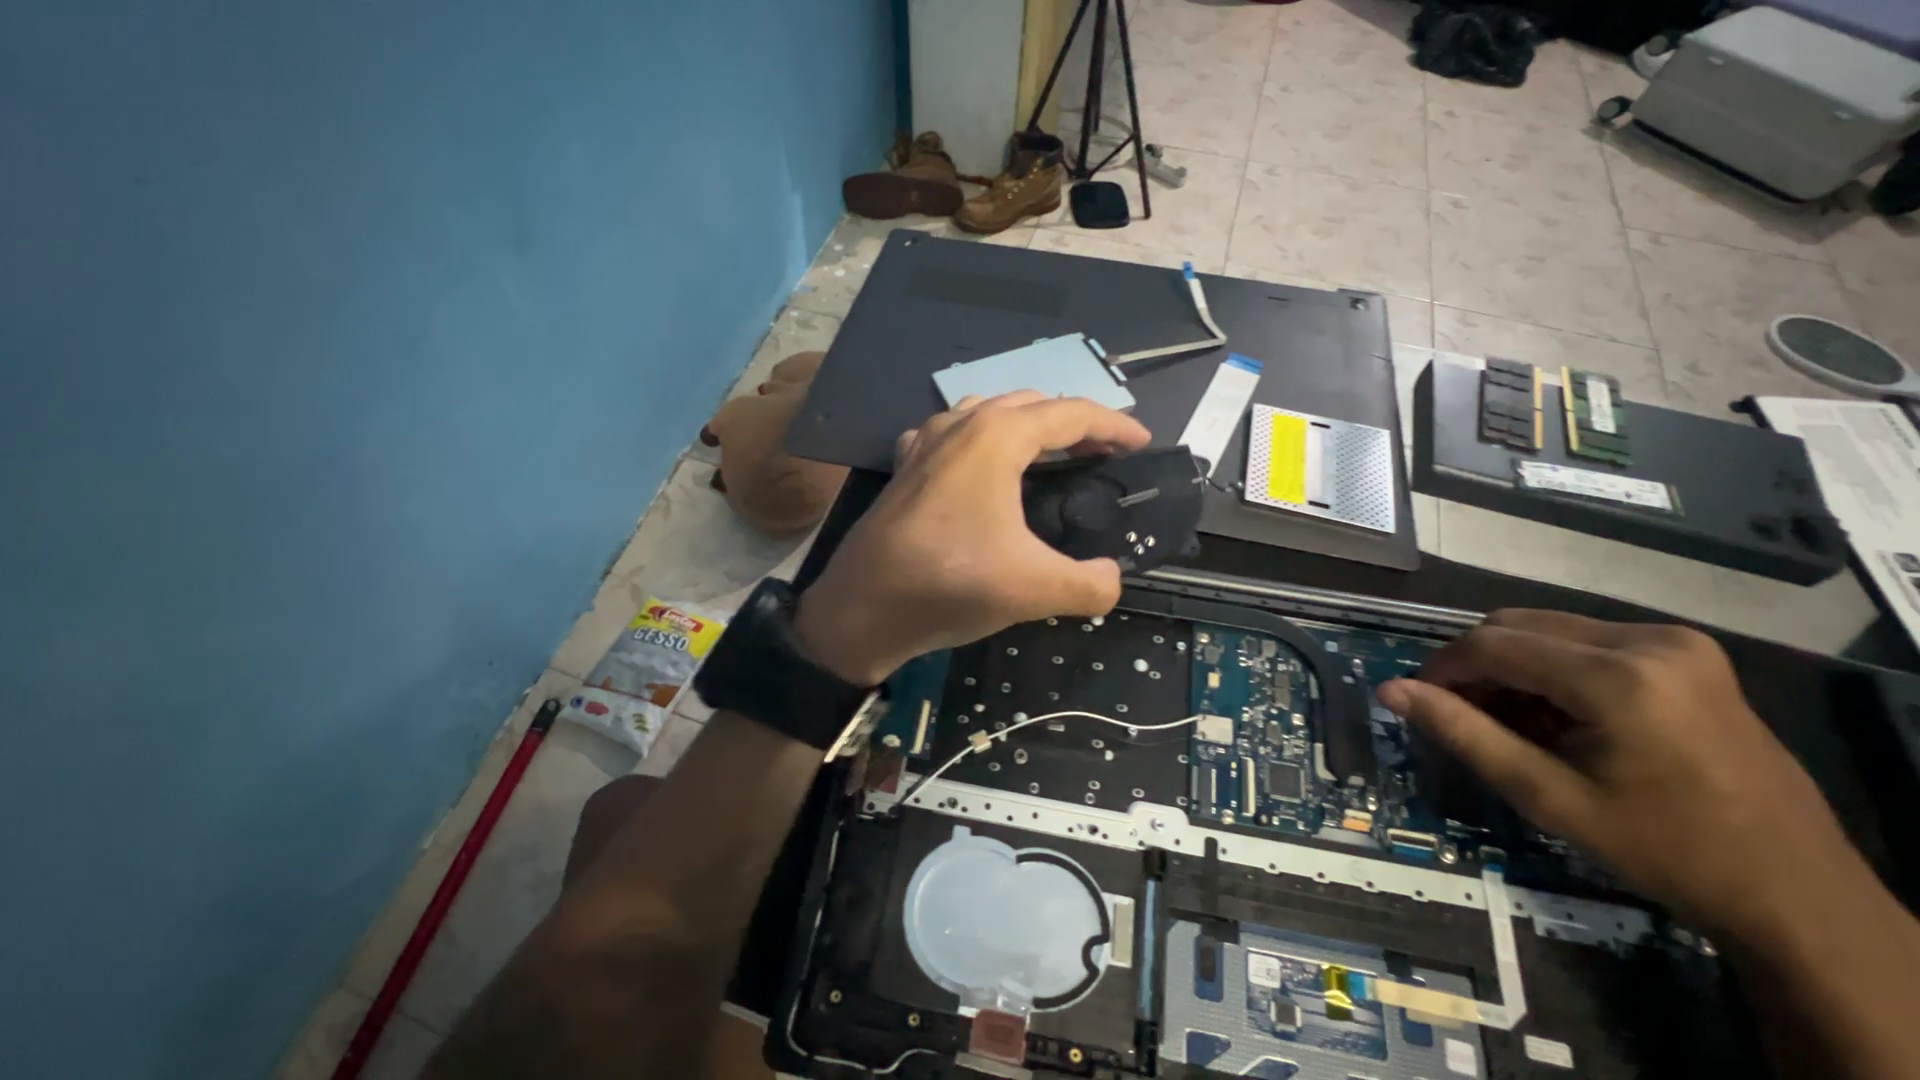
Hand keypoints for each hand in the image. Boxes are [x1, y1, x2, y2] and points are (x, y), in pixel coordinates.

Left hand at [794, 392, 1150, 685]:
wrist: (861, 610)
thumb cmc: (949, 586)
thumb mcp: (1036, 590)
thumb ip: (1092, 584)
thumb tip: (1111, 579)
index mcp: (996, 436)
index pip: (1071, 413)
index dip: (1114, 425)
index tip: (1143, 444)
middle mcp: (960, 424)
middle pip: (1031, 405)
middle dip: (1074, 423)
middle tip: (1106, 454)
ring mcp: (926, 442)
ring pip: (989, 412)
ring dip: (1027, 426)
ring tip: (1054, 455)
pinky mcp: (905, 468)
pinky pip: (953, 434)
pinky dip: (982, 440)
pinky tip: (983, 468)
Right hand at [1378, 610, 1869, 944]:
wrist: (1792, 885)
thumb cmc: (1663, 850)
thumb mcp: (1550, 797)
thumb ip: (1465, 734)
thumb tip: (1390, 692)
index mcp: (1618, 677)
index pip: (1494, 644)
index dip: (1442, 667)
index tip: (1415, 701)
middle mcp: (1648, 640)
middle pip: (1520, 625)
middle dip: (1476, 665)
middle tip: (1457, 715)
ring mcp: (1676, 642)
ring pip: (1552, 629)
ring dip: (1513, 666)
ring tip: (1506, 722)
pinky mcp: (1689, 653)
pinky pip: (1590, 640)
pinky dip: (1554, 668)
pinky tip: (1555, 716)